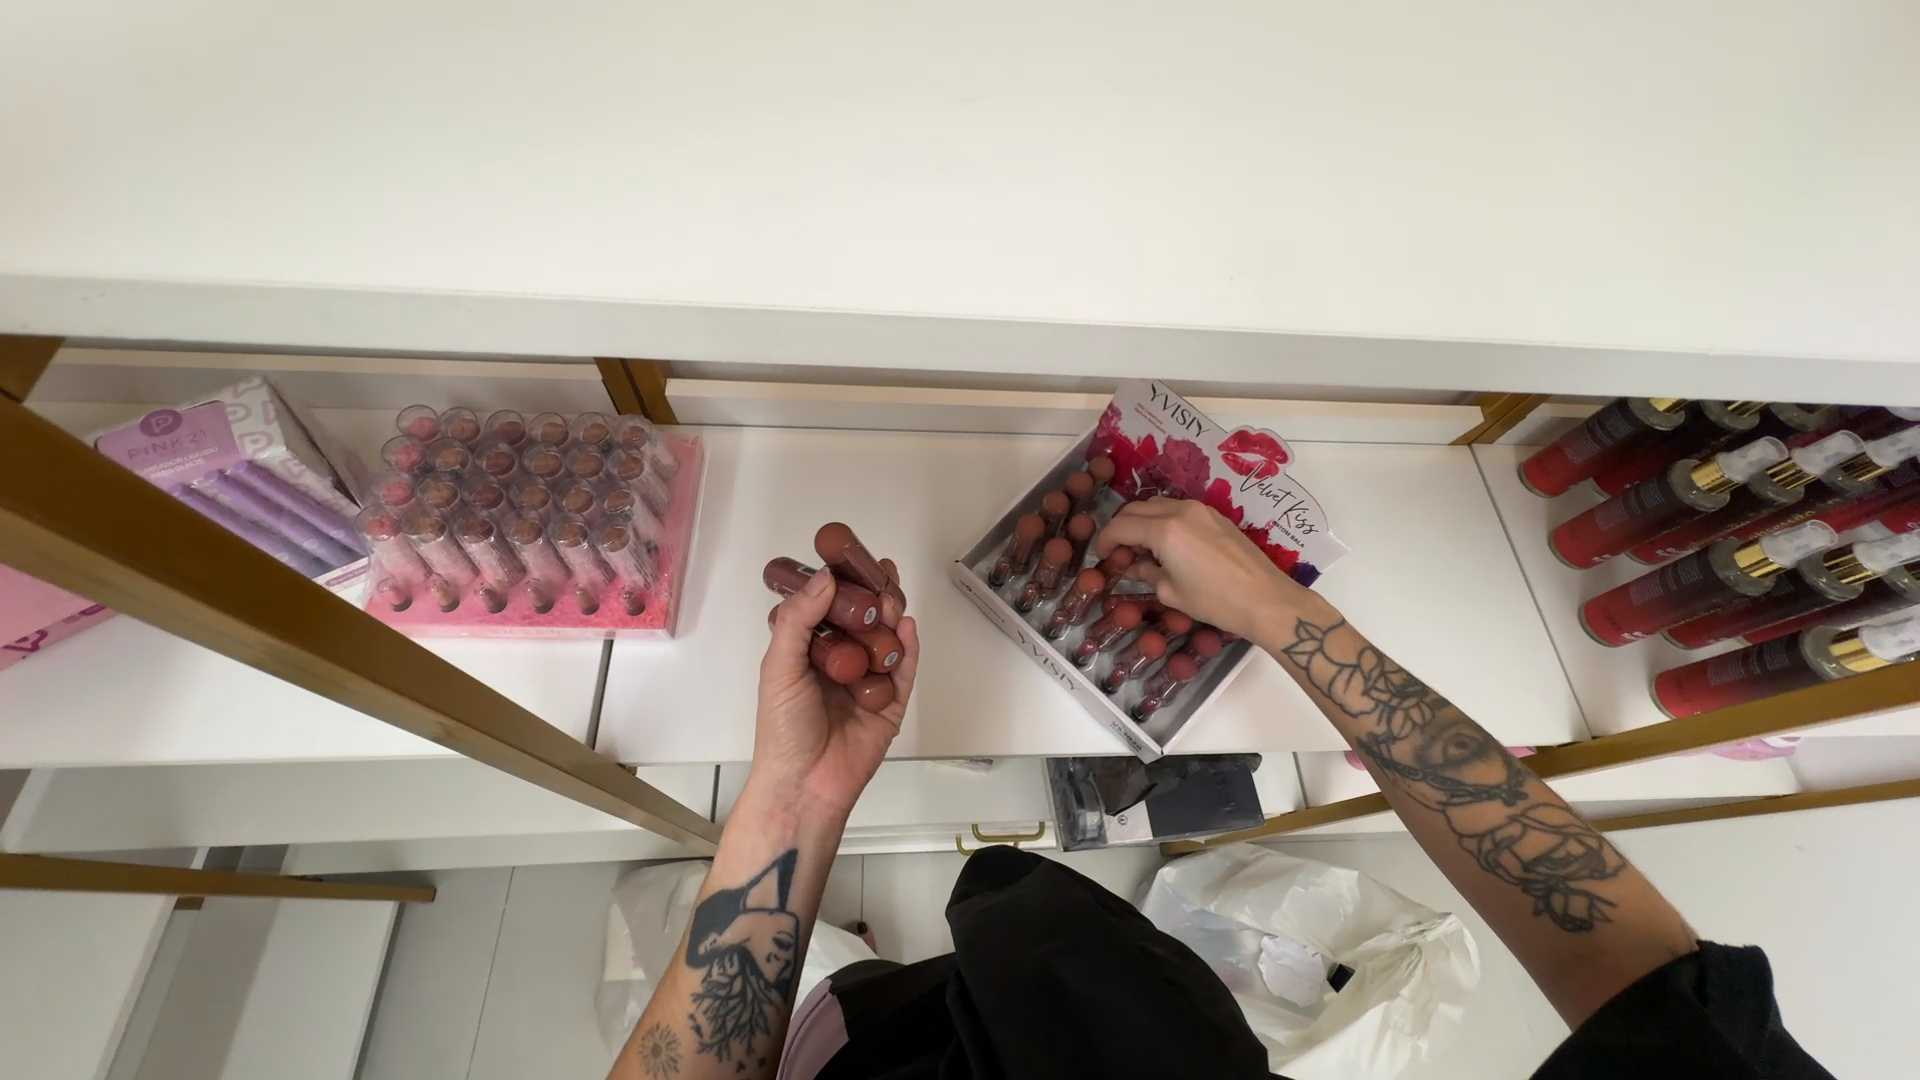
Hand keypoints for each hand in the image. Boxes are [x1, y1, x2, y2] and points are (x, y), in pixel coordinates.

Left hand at [751, 570, 919, 820]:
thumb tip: (824, 578)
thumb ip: (799, 621)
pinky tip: (907, 626)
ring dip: (891, 616)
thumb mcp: (780, 667)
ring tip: (890, 600)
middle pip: (864, 620)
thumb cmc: (784, 728)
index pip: (829, 609)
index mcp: (810, 653)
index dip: (842, 584)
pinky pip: (904, 669)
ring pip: (886, 640)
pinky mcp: (891, 702)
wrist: (805, 784)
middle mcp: (841, 662)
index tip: (851, 558)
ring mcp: (868, 682)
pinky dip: (908, 647)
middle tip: (882, 573)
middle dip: (874, 595)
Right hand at [1093, 497, 1327, 642]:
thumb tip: (1135, 566)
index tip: (1103, 556)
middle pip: (1136, 509)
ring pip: (1156, 505)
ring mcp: (1200, 509)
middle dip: (1121, 528)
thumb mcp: (1171, 592)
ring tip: (1142, 549)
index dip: (1106, 540)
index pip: (1121, 526)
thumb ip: (1146, 573)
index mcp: (1165, 530)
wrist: (1265, 599)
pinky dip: (1162, 521)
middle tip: (1119, 553)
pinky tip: (1166, 545)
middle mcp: (1180, 511)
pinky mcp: (1215, 515)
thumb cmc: (1216, 601)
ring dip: (1142, 522)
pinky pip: (1177, 509)